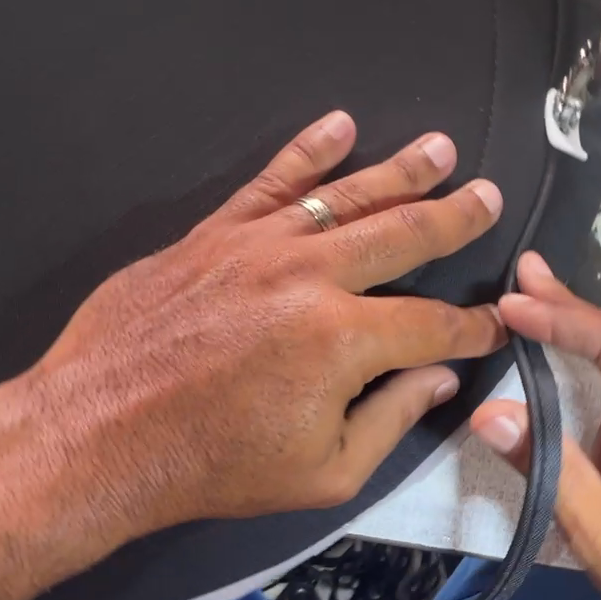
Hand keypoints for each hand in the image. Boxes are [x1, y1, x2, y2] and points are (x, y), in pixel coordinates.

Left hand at [19, 110, 505, 541]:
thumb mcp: (327, 471)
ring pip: (345, 197)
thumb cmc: (217, 466)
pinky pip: (270, 183)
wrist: (103, 437)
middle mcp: (308, 279)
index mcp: (342, 342)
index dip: (474, 326)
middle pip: (402, 236)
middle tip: (490, 200)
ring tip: (439, 150)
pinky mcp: (212, 237)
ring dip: (400, 172)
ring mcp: (257, 249)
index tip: (497, 322)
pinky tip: (340, 128)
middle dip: (455, 219)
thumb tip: (439, 380)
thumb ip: (393, 419)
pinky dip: (307, 152)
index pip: (432, 325)